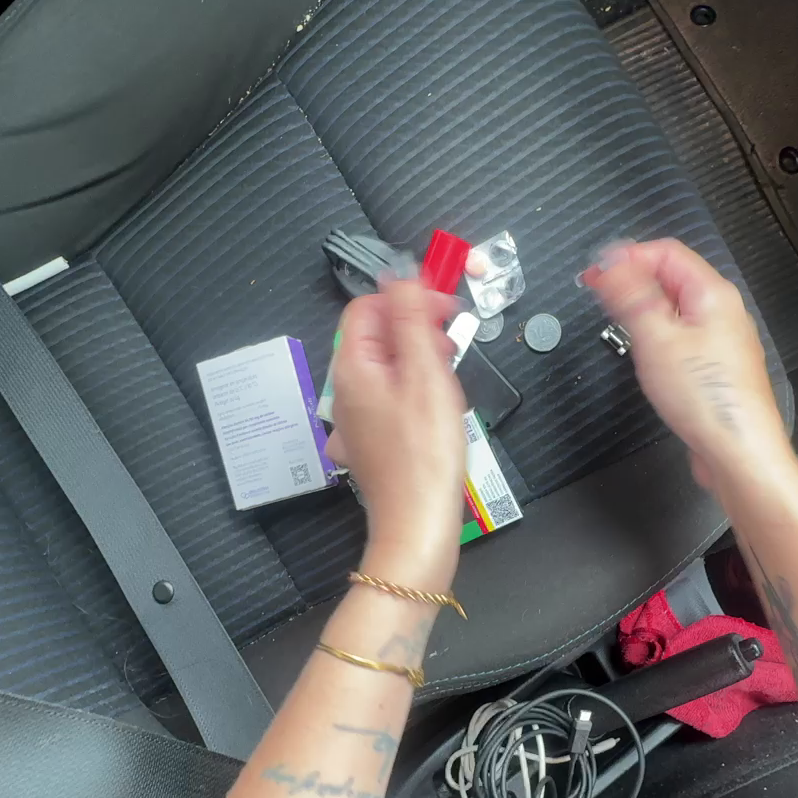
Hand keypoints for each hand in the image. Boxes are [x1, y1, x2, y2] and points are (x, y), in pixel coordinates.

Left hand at [325, 278, 467, 590]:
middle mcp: (346, 392)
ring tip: (449, 381)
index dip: (406, 299)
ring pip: (387, 369)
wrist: (419, 524)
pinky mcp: (375, 442)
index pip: (368, 307)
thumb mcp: (425, 373)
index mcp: (353, 368)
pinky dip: (416, 392)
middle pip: (377, 338)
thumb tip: (400, 274)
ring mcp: (358, 420)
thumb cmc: (425, 453)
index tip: (445, 309)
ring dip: (420, 362)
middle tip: (451, 346)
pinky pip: (392, 400)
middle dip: (416, 330)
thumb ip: (411, 318)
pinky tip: (437, 411)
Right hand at [582, 239, 788, 486]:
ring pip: (675, 310)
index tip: (594, 275)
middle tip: (599, 295)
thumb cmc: (708, 399)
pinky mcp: (714, 368)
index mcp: (712, 294)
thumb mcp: (657, 339)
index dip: (625, 258)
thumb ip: (632, 297)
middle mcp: (722, 312)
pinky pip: (682, 338)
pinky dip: (657, 336)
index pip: (665, 252)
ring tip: (617, 322)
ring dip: (643, 309)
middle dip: (632, 281)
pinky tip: (645, 354)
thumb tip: (609, 262)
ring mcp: (720, 341)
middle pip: (671, 278)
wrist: (738, 451)